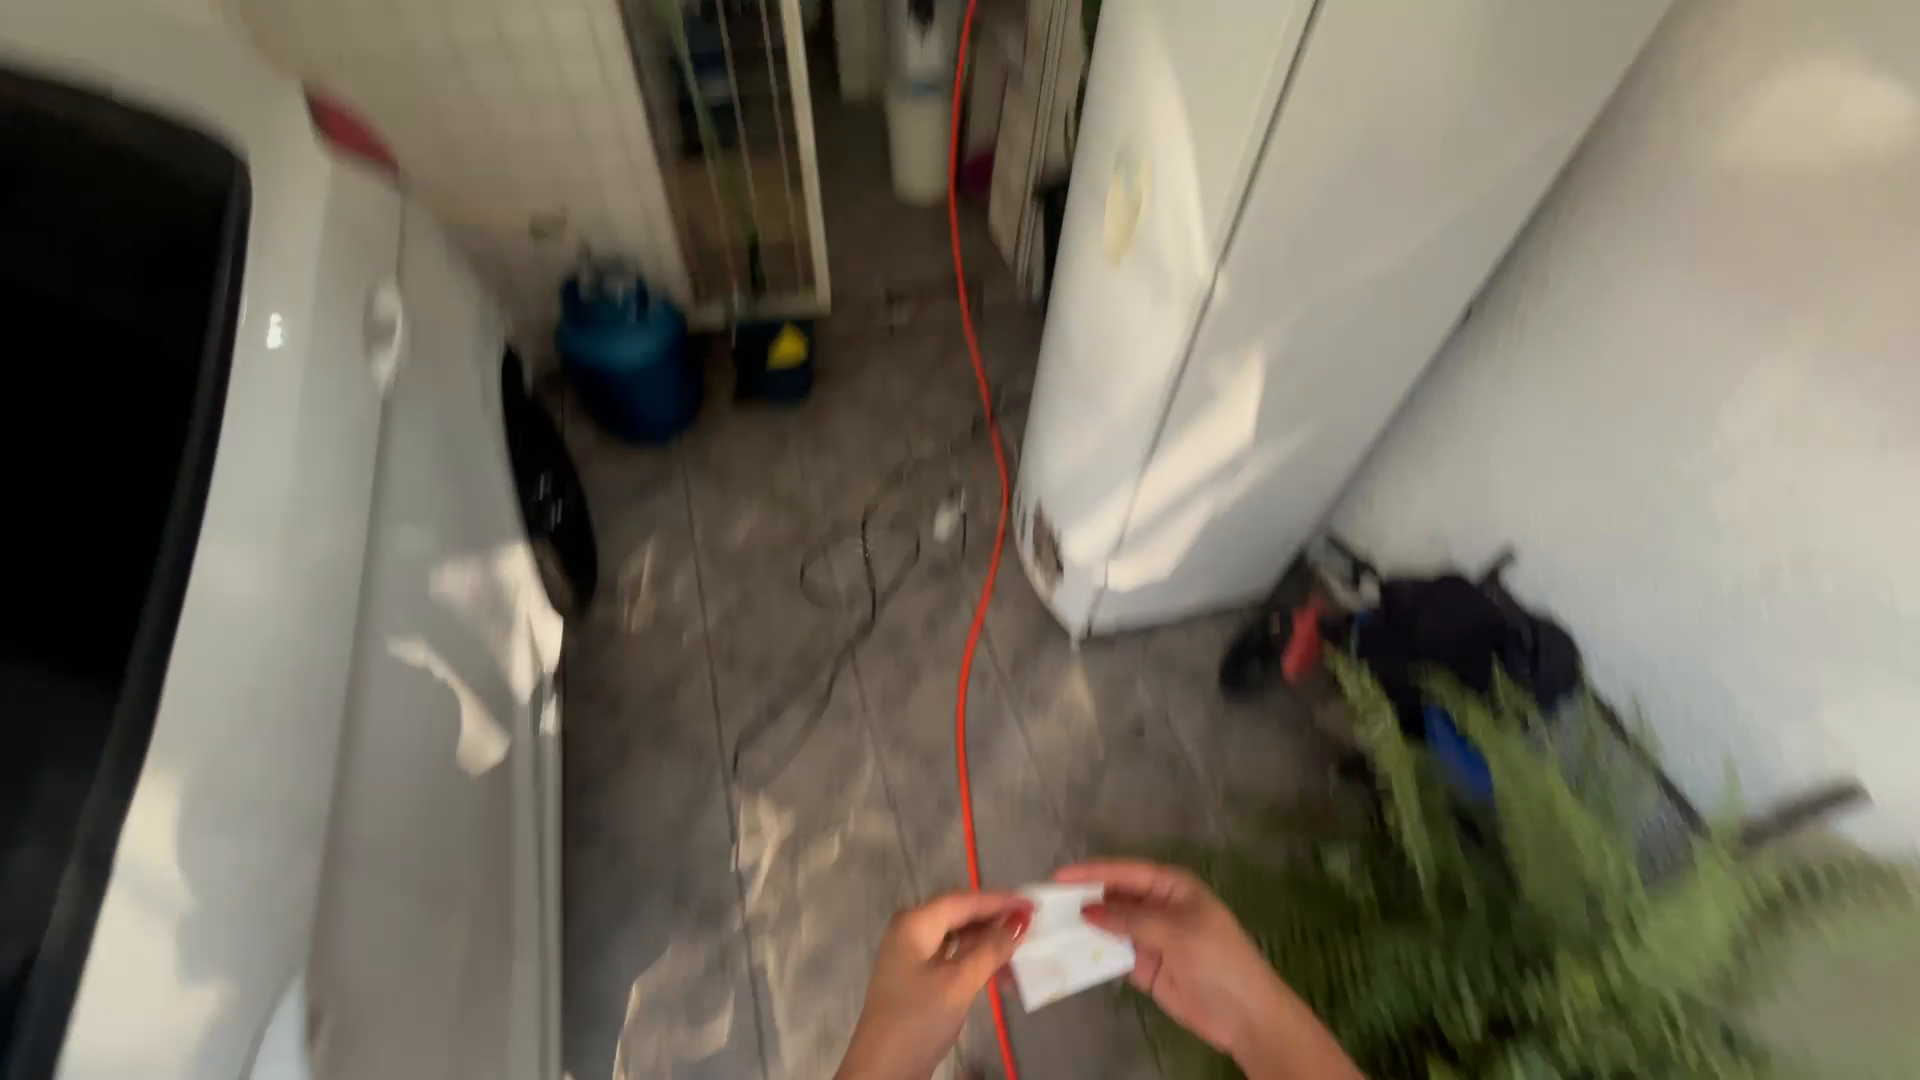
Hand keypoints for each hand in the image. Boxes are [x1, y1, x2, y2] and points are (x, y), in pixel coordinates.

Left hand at [834, 890, 1032, 1079]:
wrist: (881, 1073)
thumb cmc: (918, 1021)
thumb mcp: (958, 984)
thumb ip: (989, 950)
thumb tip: (1016, 924)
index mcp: (915, 923)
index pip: (963, 901)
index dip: (998, 900)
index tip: (1030, 903)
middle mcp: (910, 930)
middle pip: (958, 914)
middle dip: (993, 919)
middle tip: (1028, 923)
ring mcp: (911, 955)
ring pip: (956, 936)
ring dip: (986, 942)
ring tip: (1018, 951)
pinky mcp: (916, 977)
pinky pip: (951, 956)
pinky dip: (974, 959)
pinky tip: (996, 972)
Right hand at [1056, 859, 1288, 1059]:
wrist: (1245, 1015)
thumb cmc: (1217, 959)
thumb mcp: (1175, 931)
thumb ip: (1130, 918)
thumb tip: (1087, 910)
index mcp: (1170, 886)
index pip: (1124, 872)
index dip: (1092, 872)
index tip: (1059, 877)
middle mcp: (1156, 906)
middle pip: (1113, 896)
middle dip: (1083, 898)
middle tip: (1046, 902)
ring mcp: (1149, 936)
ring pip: (1109, 925)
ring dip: (1084, 926)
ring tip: (1049, 927)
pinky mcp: (1144, 966)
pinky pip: (1112, 953)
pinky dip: (1093, 953)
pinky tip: (1069, 953)